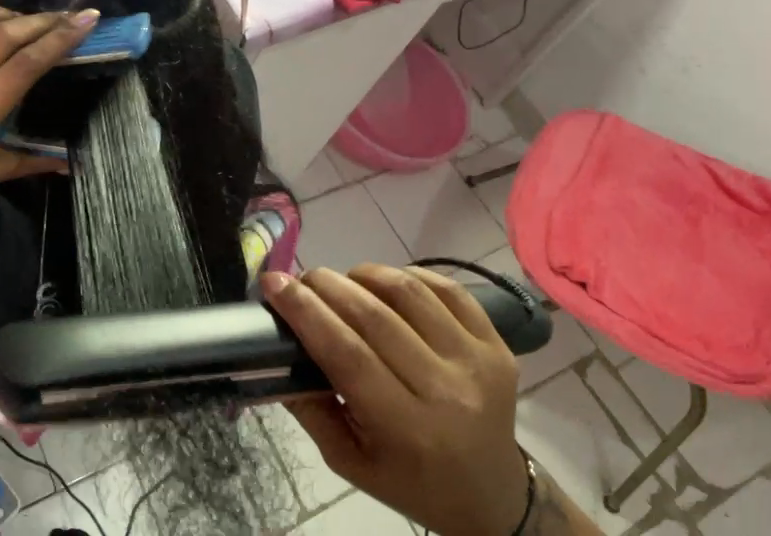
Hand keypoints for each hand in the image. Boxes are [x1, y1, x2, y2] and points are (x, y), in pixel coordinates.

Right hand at [263, 266, 528, 535]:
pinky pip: (447, 288)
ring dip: (363, 274)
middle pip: (374, 316)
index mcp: (407, 429)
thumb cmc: (410, 481)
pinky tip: (383, 284)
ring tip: (342, 282)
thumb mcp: (348, 460)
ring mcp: (477, 363)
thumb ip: (310, 408)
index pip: (348, 354)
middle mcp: (447, 392)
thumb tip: (274, 351)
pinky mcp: (496, 345)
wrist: (492, 494)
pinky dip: (406, 274)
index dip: (306, 311)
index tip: (274, 282)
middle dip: (326, 285)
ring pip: (408, 292)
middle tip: (300, 279)